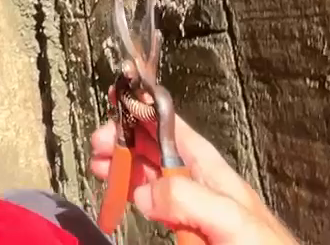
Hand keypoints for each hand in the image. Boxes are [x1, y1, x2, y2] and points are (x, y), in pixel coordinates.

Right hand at [89, 115, 296, 244]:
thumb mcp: (231, 219)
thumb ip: (186, 198)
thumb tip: (143, 191)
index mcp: (206, 164)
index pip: (168, 122)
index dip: (141, 106)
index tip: (115, 100)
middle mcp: (194, 178)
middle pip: (150, 144)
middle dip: (122, 138)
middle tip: (99, 145)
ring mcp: (187, 203)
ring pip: (146, 172)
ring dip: (121, 164)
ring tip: (99, 167)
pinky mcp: (183, 229)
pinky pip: (150, 203)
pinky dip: (129, 193)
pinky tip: (118, 195)